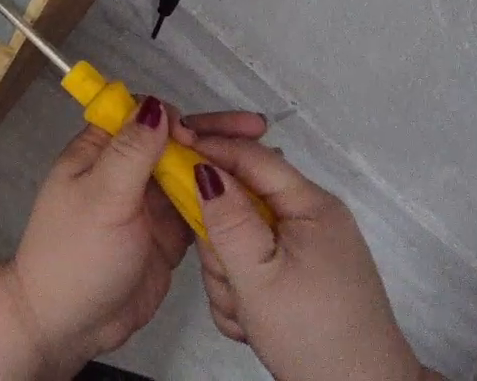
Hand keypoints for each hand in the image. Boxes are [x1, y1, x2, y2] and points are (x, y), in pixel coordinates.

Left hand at [6, 99, 267, 373]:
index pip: (139, 116)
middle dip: (211, 135)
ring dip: (222, 166)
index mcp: (99, 152)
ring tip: (268, 159)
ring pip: (189, 174)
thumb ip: (131, 152)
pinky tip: (256, 197)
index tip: (203, 130)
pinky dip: (223, 204)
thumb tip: (155, 105)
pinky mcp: (167, 236)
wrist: (70, 323)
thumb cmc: (75, 254)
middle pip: (172, 142)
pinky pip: (199, 211)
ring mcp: (148, 204)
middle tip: (256, 130)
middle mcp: (125, 172)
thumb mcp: (102, 197)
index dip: (172, 116)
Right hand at [191, 137, 438, 380]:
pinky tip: (249, 317)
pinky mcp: (297, 273)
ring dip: (227, 270)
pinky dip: (240, 287)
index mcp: (310, 206)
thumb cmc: (311, 334)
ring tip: (242, 309)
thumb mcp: (258, 276)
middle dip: (219, 235)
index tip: (165, 141)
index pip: (249, 153)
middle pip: (238, 197)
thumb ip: (226, 217)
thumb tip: (202, 166)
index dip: (206, 142)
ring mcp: (303, 247)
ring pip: (238, 233)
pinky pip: (250, 260)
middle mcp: (308, 218)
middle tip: (223, 273)